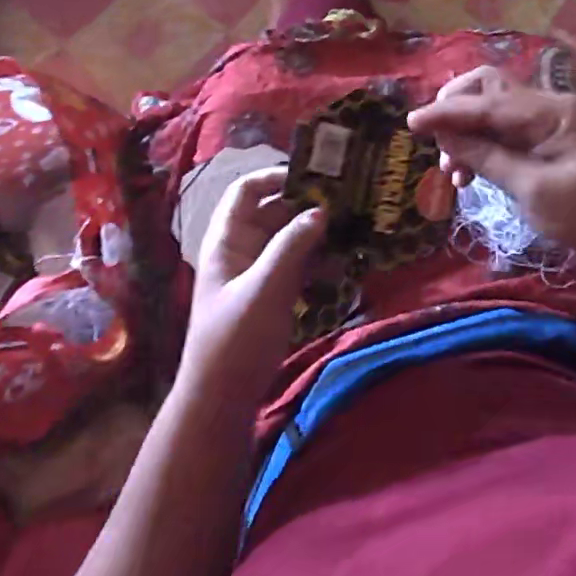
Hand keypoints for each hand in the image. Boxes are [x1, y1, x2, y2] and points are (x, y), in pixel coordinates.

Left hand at [182, 167, 326, 403]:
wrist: (222, 399)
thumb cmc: (236, 339)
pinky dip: (318, 261)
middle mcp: (242, 249)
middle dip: (306, 206)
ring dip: (317, 234)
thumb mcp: (265, 288)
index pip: (246, 191)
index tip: (314, 177)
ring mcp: (258, 272)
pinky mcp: (273, 294)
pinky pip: (298, 266)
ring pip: (289, 240)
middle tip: (347, 201)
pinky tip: (344, 264)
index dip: (275, 177)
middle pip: (273, 212)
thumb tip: (319, 211)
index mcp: (227, 239)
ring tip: (353, 229)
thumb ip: (292, 246)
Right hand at [408, 70, 575, 261]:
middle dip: (454, 109)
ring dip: (463, 131)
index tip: (411, 123)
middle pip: (489, 87)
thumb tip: (444, 136)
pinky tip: (467, 172)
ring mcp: (547, 117)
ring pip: (490, 107)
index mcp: (555, 113)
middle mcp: (549, 104)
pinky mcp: (542, 134)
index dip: (446, 112)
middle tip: (433, 139)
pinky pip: (500, 127)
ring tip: (452, 172)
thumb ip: (487, 158)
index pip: (489, 103)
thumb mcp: (533, 191)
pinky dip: (478, 143)